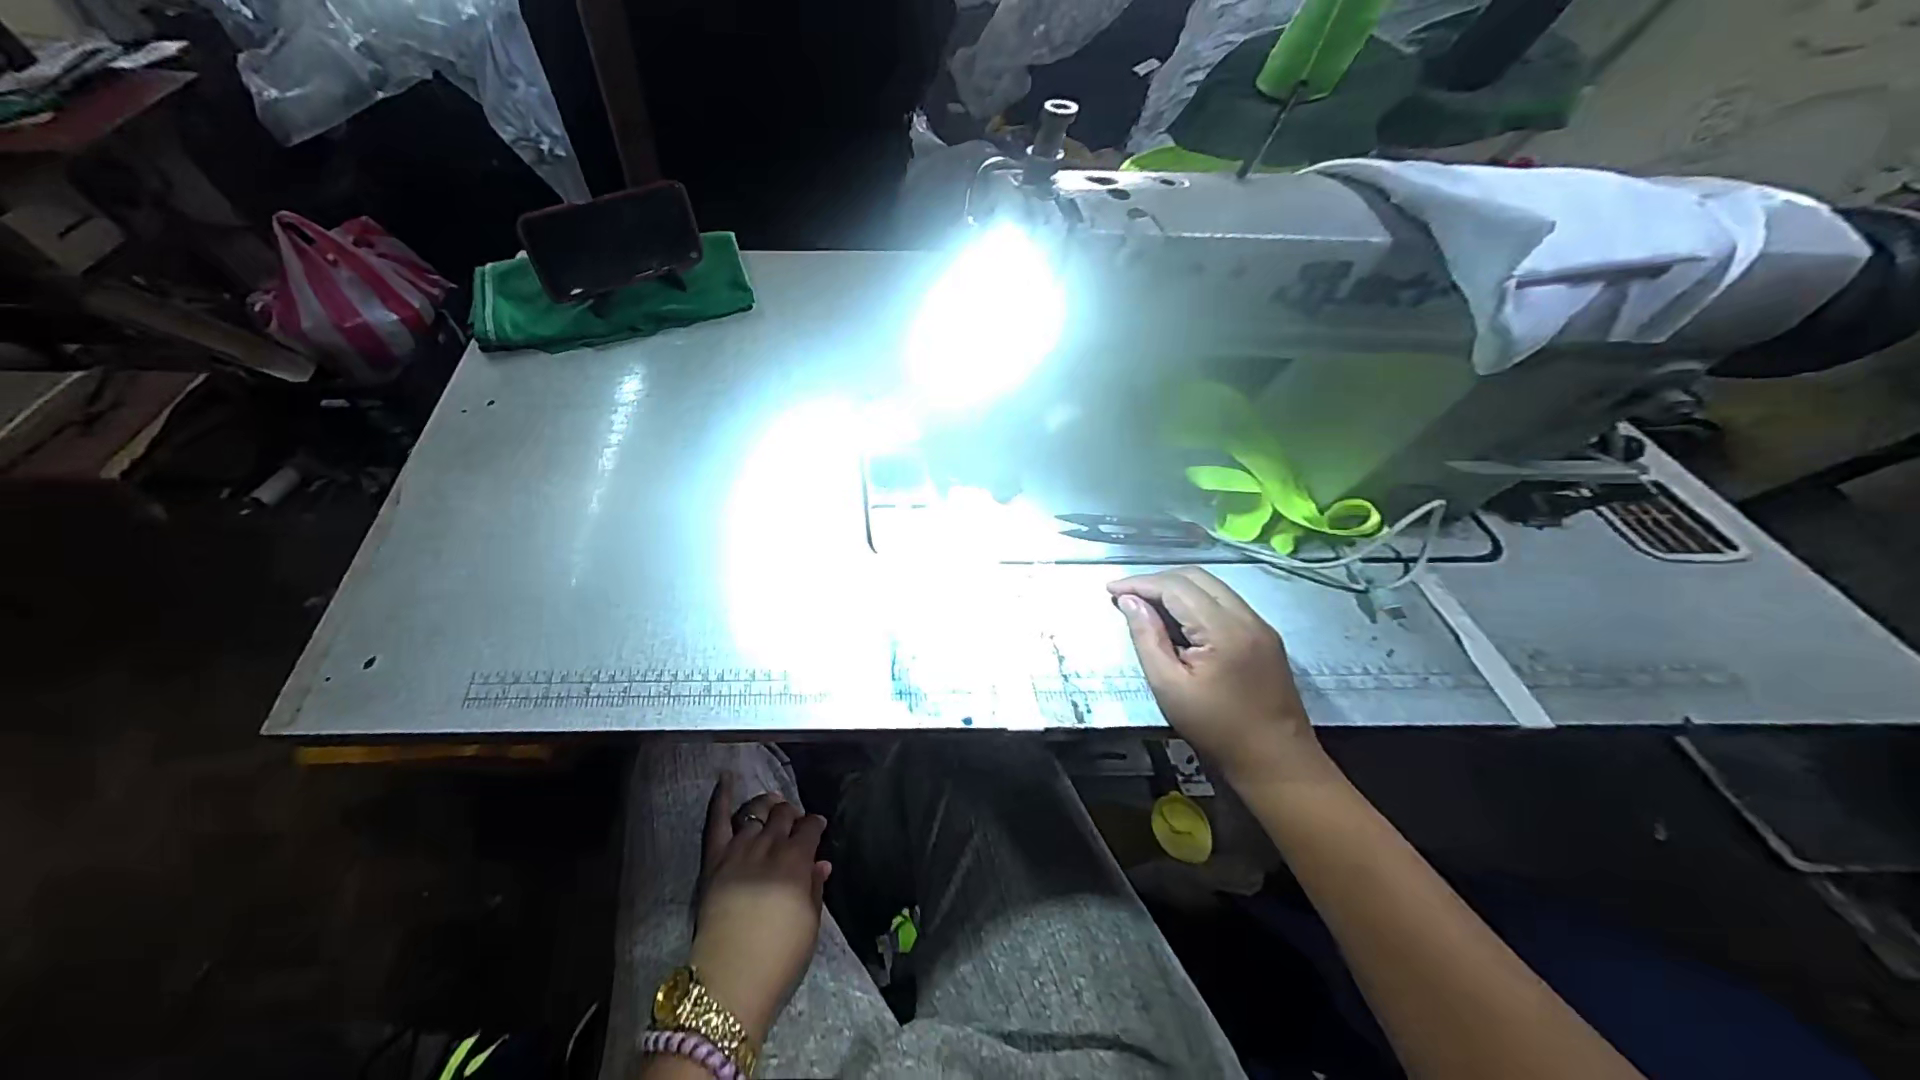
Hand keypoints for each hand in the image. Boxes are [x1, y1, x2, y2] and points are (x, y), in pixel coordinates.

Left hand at [689, 773, 830, 1042]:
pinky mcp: (715, 861)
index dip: (816, 825)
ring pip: (756, 813)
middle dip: (792, 814)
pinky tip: (726, 779)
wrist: (731, 980)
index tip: (818, 827)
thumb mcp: (810, 923)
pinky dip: (721, 799)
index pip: (811, 827)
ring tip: (771, 805)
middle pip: (784, 815)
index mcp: (797, 862)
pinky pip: (717, 822)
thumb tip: (821, 864)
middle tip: (794, 823)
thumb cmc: (779, 957)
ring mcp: (739, 851)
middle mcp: (769, 848)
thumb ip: (815, 887)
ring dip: (766, 807)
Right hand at [1108, 567, 1329, 784]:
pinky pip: (1225, 602)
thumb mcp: (1169, 686)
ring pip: (1212, 586)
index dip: (1140, 583)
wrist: (1275, 760)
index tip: (1111, 590)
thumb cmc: (1216, 728)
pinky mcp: (1265, 635)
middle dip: (1158, 580)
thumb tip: (1130, 601)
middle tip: (1127, 595)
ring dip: (1177, 588)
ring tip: (1146, 604)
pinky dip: (1196, 601)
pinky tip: (1177, 619)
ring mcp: (1260, 624)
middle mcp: (1246, 617)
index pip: (1176, 587)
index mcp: (1224, 630)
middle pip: (1196, 577)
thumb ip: (1147, 638)